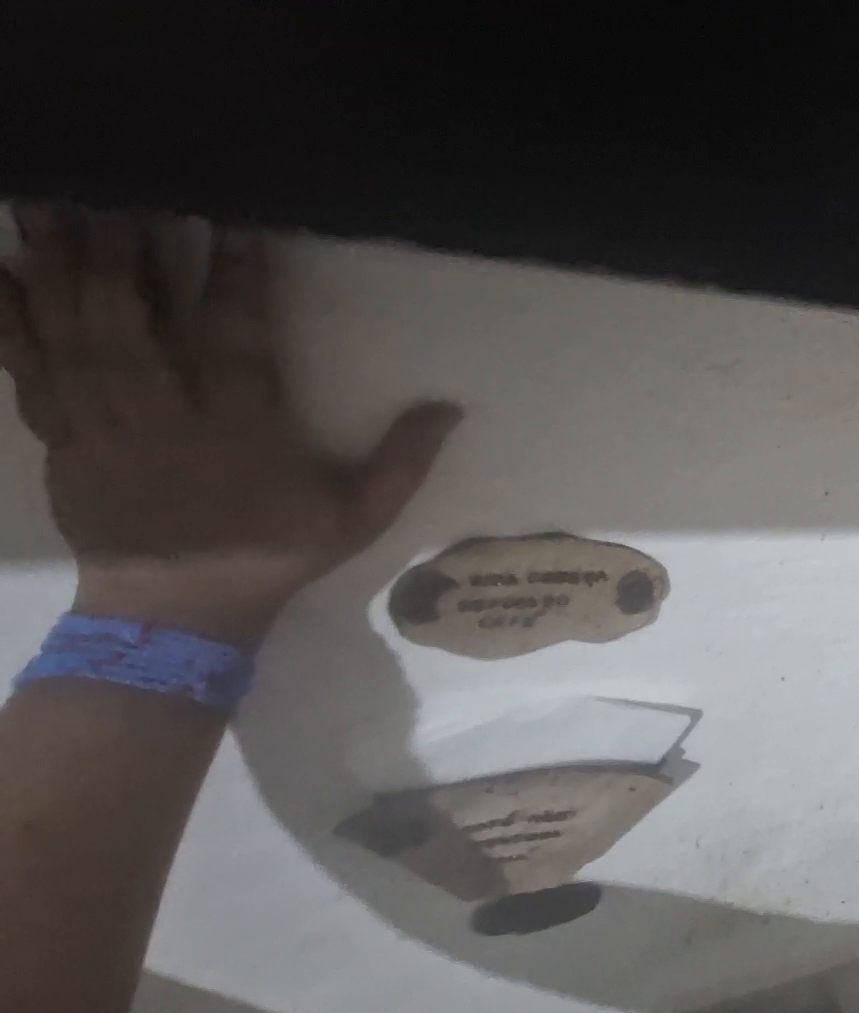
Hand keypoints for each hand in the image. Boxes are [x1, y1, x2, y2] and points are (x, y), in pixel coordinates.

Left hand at [0, 207, 461, 645]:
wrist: (178, 608)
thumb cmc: (278, 553)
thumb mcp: (361, 515)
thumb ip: (404, 461)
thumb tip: (450, 408)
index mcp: (244, 432)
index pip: (238, 340)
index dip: (235, 281)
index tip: (231, 226)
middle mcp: (168, 418)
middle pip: (137, 323)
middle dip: (128, 254)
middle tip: (124, 193)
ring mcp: (105, 427)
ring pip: (77, 336)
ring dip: (68, 269)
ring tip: (63, 207)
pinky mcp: (63, 440)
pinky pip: (31, 371)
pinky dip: (14, 320)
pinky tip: (7, 271)